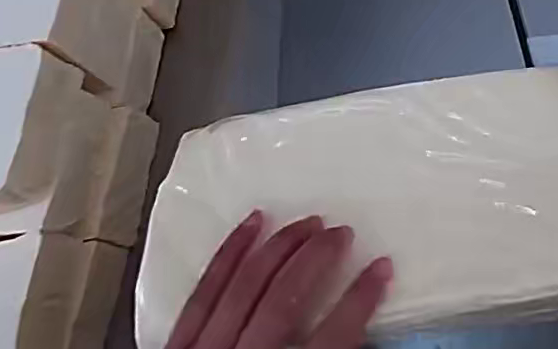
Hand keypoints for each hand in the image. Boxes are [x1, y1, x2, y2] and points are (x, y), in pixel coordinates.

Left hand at [165, 211, 393, 348]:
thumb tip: (366, 342)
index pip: (331, 341)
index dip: (360, 300)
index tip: (380, 266)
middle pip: (285, 301)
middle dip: (318, 259)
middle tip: (342, 232)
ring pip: (248, 284)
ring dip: (282, 246)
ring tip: (309, 221)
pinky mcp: (176, 346)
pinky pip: (205, 289)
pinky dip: (231, 250)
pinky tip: (254, 221)